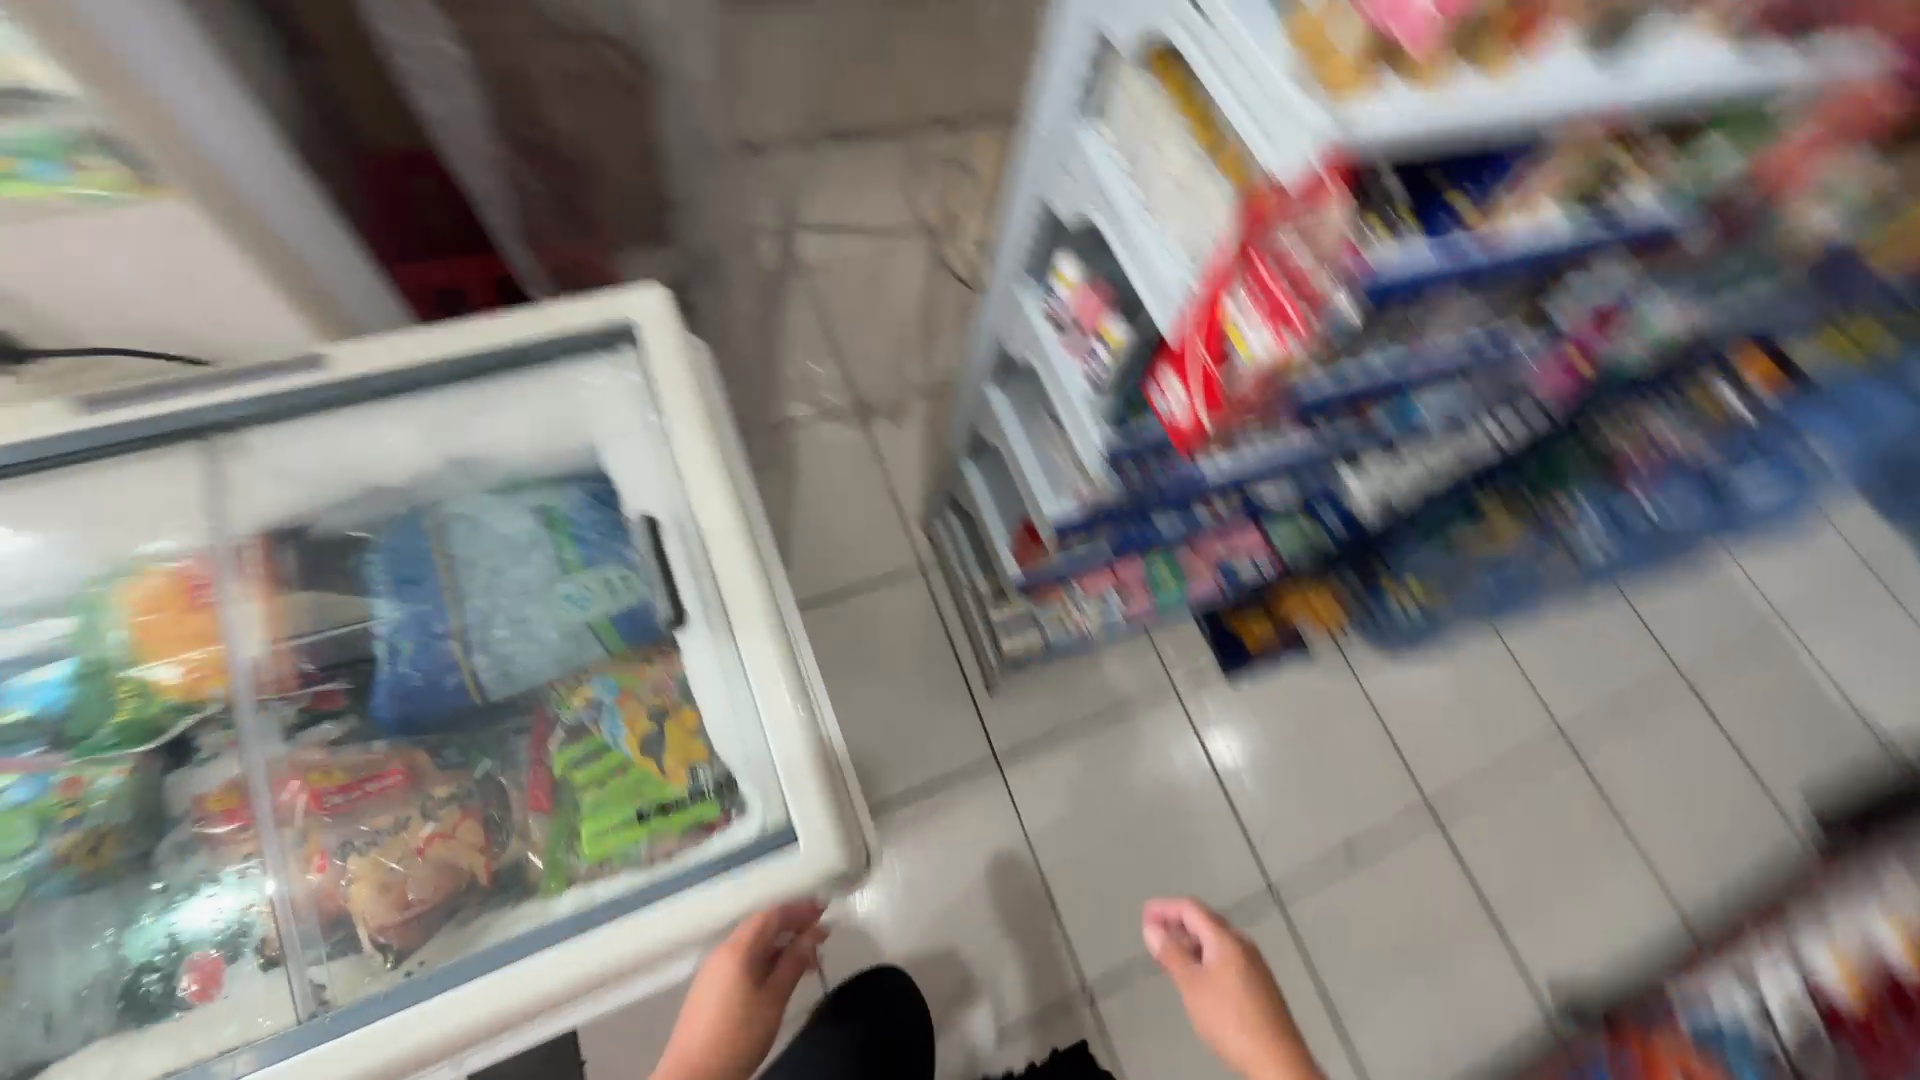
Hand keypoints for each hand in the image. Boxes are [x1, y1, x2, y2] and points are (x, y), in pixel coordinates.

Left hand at [653, 900, 828, 1079]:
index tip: (824, 909)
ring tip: (807, 960)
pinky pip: (742, 960)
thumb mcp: (773, 1000)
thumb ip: (793, 962)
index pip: (772, 915)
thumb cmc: (738, 1036)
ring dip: (780, 944)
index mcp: (738, 949)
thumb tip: (813, 934)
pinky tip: (780, 975)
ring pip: (752, 944)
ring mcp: (713, 969)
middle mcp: (723, 951)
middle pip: (760, 926)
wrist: (692, 1078)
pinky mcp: (710, 987)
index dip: (799, 909)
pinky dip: (765, 959)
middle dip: (791, 925)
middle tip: (820, 934)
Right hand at [1143, 898, 1322, 1079]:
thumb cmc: (1229, 1018)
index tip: (1143, 914)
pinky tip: (1197, 976)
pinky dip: (1205, 956)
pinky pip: (1226, 957)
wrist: (1278, 1061)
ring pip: (1216, 941)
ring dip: (1191, 942)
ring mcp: (1254, 964)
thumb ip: (1171, 954)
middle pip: (1205, 921)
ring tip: (1170, 956)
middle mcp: (1242, 944)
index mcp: (1226, 939)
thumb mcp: (1192, 985)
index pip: (1191, 909)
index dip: (1165, 908)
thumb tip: (1152, 928)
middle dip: (1177, 923)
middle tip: (1154, 934)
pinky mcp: (1259, 983)